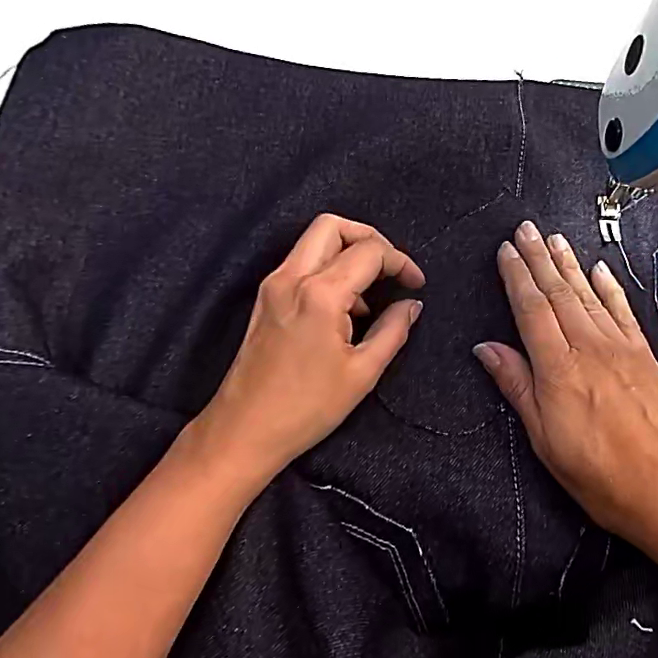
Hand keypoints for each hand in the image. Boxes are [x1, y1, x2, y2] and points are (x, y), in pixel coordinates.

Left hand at [193, 214, 425, 481]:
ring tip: (371, 290)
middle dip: (370, 238)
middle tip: (391, 268)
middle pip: (334, 225)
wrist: (242, 432)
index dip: (400, 262)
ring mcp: (273, 285)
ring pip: (315, 239)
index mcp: (319, 293)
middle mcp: (291, 278)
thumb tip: (412, 304)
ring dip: (348, 251)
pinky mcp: (266, 298)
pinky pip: (303, 262)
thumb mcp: (363, 373)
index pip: (369, 251)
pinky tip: (345, 306)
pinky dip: (330, 267)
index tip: (416, 285)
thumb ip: (394, 330)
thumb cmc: (306, 408)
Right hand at [476, 220, 657, 559]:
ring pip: (589, 294)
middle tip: (525, 228)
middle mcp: (590, 348)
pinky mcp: (645, 356)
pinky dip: (609, 287)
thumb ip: (518, 388)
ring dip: (569, 263)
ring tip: (554, 238)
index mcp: (560, 370)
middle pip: (558, 292)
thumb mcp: (548, 444)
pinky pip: (623, 311)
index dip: (516, 276)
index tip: (506, 250)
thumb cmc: (607, 479)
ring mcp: (622, 349)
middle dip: (538, 257)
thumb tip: (488, 349)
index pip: (531, 309)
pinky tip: (600, 270)